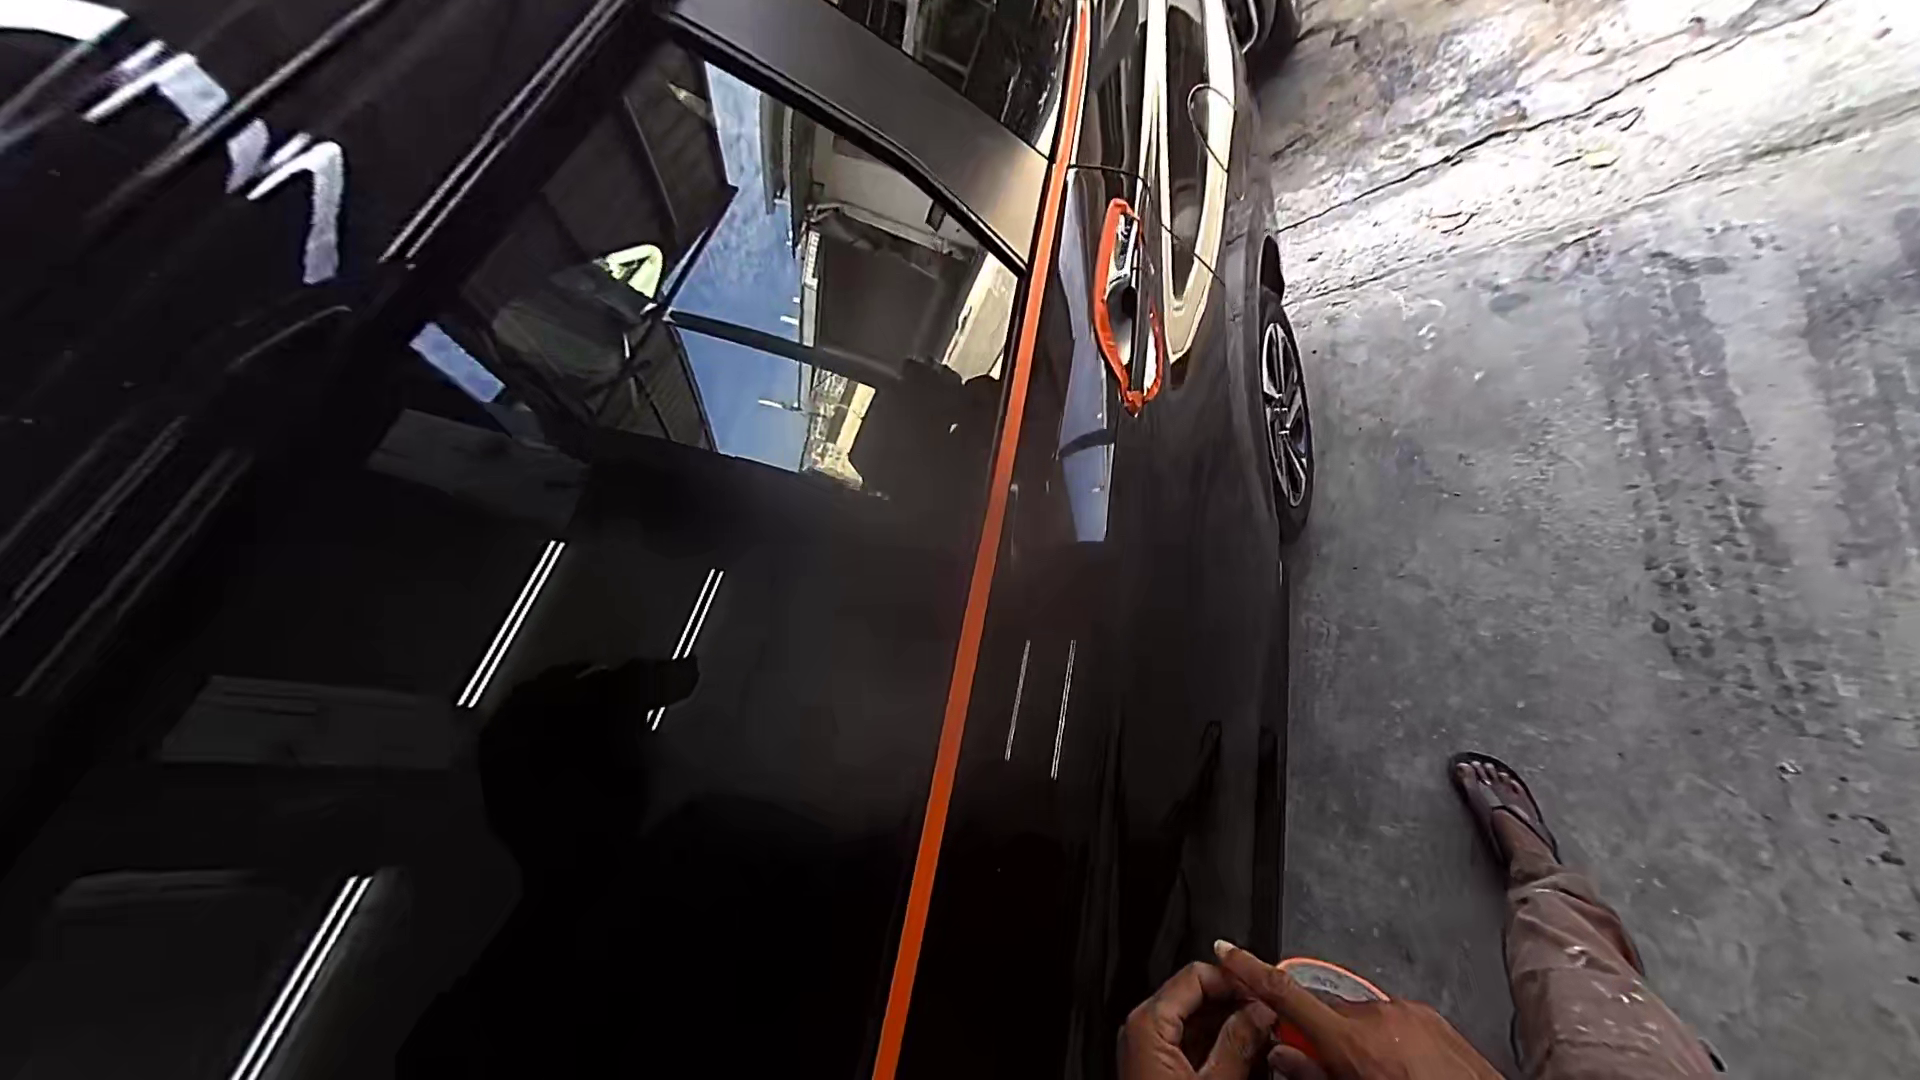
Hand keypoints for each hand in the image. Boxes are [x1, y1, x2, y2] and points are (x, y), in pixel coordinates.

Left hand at [1119, 961, 1275, 1079]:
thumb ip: (1237, 1044)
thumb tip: (1259, 1012)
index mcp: (1147, 1021)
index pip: (1195, 975)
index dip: (1233, 980)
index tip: (1264, 992)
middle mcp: (1142, 1028)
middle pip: (1195, 996)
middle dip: (1235, 1004)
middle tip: (1270, 1017)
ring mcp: (1149, 1049)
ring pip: (1195, 1021)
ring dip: (1230, 1026)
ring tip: (1264, 1037)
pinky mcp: (1158, 1069)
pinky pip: (1189, 1044)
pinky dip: (1217, 1047)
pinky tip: (1245, 1057)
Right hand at [1212, 941, 1502, 1079]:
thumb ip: (1314, 1076)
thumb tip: (1280, 1055)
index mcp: (1354, 1042)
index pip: (1285, 993)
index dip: (1249, 969)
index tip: (1225, 949)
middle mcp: (1378, 1016)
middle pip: (1326, 1011)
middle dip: (1323, 1032)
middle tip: (1338, 1068)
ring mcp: (1409, 1013)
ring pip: (1361, 1016)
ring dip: (1360, 1038)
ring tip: (1385, 1077)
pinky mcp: (1435, 1018)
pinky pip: (1394, 1019)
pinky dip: (1391, 1038)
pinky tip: (1408, 1071)